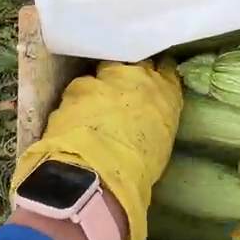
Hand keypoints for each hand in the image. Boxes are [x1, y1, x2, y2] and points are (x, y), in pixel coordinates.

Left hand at [12, 60, 181, 239]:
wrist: (99, 175)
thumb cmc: (140, 170)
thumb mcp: (160, 144)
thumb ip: (155, 123)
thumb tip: (146, 125)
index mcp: (167, 92)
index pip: (167, 70)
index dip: (156, 75)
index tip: (151, 83)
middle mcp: (140, 76)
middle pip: (134, 64)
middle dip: (127, 74)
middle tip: (121, 92)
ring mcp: (107, 78)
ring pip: (103, 72)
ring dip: (99, 86)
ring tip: (92, 108)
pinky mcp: (77, 87)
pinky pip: (78, 89)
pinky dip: (76, 102)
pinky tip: (72, 119)